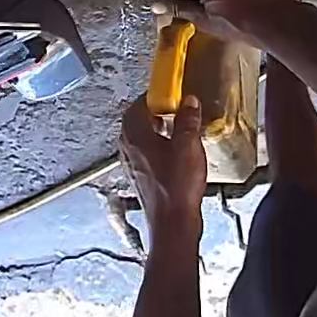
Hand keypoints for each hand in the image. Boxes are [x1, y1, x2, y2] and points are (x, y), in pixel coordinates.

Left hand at [119, 96, 206, 250]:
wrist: (172, 224)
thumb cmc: (177, 186)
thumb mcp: (188, 147)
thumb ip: (187, 121)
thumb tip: (189, 102)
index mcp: (135, 135)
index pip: (137, 105)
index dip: (153, 97)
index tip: (169, 93)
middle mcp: (127, 147)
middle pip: (135, 120)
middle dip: (153, 111)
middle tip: (172, 108)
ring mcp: (131, 163)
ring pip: (139, 137)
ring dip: (155, 129)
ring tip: (175, 128)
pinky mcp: (139, 177)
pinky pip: (144, 152)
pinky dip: (156, 146)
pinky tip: (174, 152)